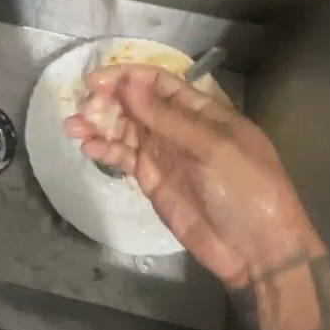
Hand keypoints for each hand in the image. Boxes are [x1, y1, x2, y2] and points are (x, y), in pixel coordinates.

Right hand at [64, 65, 323, 287]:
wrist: (257, 252)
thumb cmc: (247, 191)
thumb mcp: (213, 149)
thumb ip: (167, 118)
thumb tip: (129, 83)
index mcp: (202, 112)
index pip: (159, 83)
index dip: (127, 77)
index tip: (96, 81)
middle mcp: (178, 127)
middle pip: (135, 103)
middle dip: (107, 100)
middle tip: (83, 108)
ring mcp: (162, 153)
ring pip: (122, 128)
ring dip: (97, 124)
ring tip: (72, 127)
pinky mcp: (149, 177)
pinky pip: (121, 155)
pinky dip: (102, 149)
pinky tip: (88, 148)